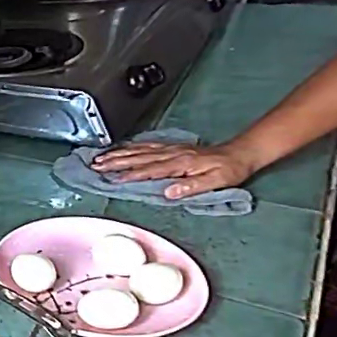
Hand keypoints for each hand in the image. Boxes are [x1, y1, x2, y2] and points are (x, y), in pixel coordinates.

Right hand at [88, 140, 258, 198]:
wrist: (241, 153)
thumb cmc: (230, 171)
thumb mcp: (217, 182)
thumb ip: (192, 187)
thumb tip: (169, 192)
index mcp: (181, 164)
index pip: (150, 170)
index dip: (130, 174)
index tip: (113, 179)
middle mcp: (172, 154)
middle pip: (138, 157)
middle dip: (115, 161)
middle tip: (96, 165)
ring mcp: (171, 148)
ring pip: (139, 150)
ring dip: (118, 154)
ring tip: (100, 158)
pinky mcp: (171, 146)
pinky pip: (146, 145)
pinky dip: (130, 146)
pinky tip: (120, 149)